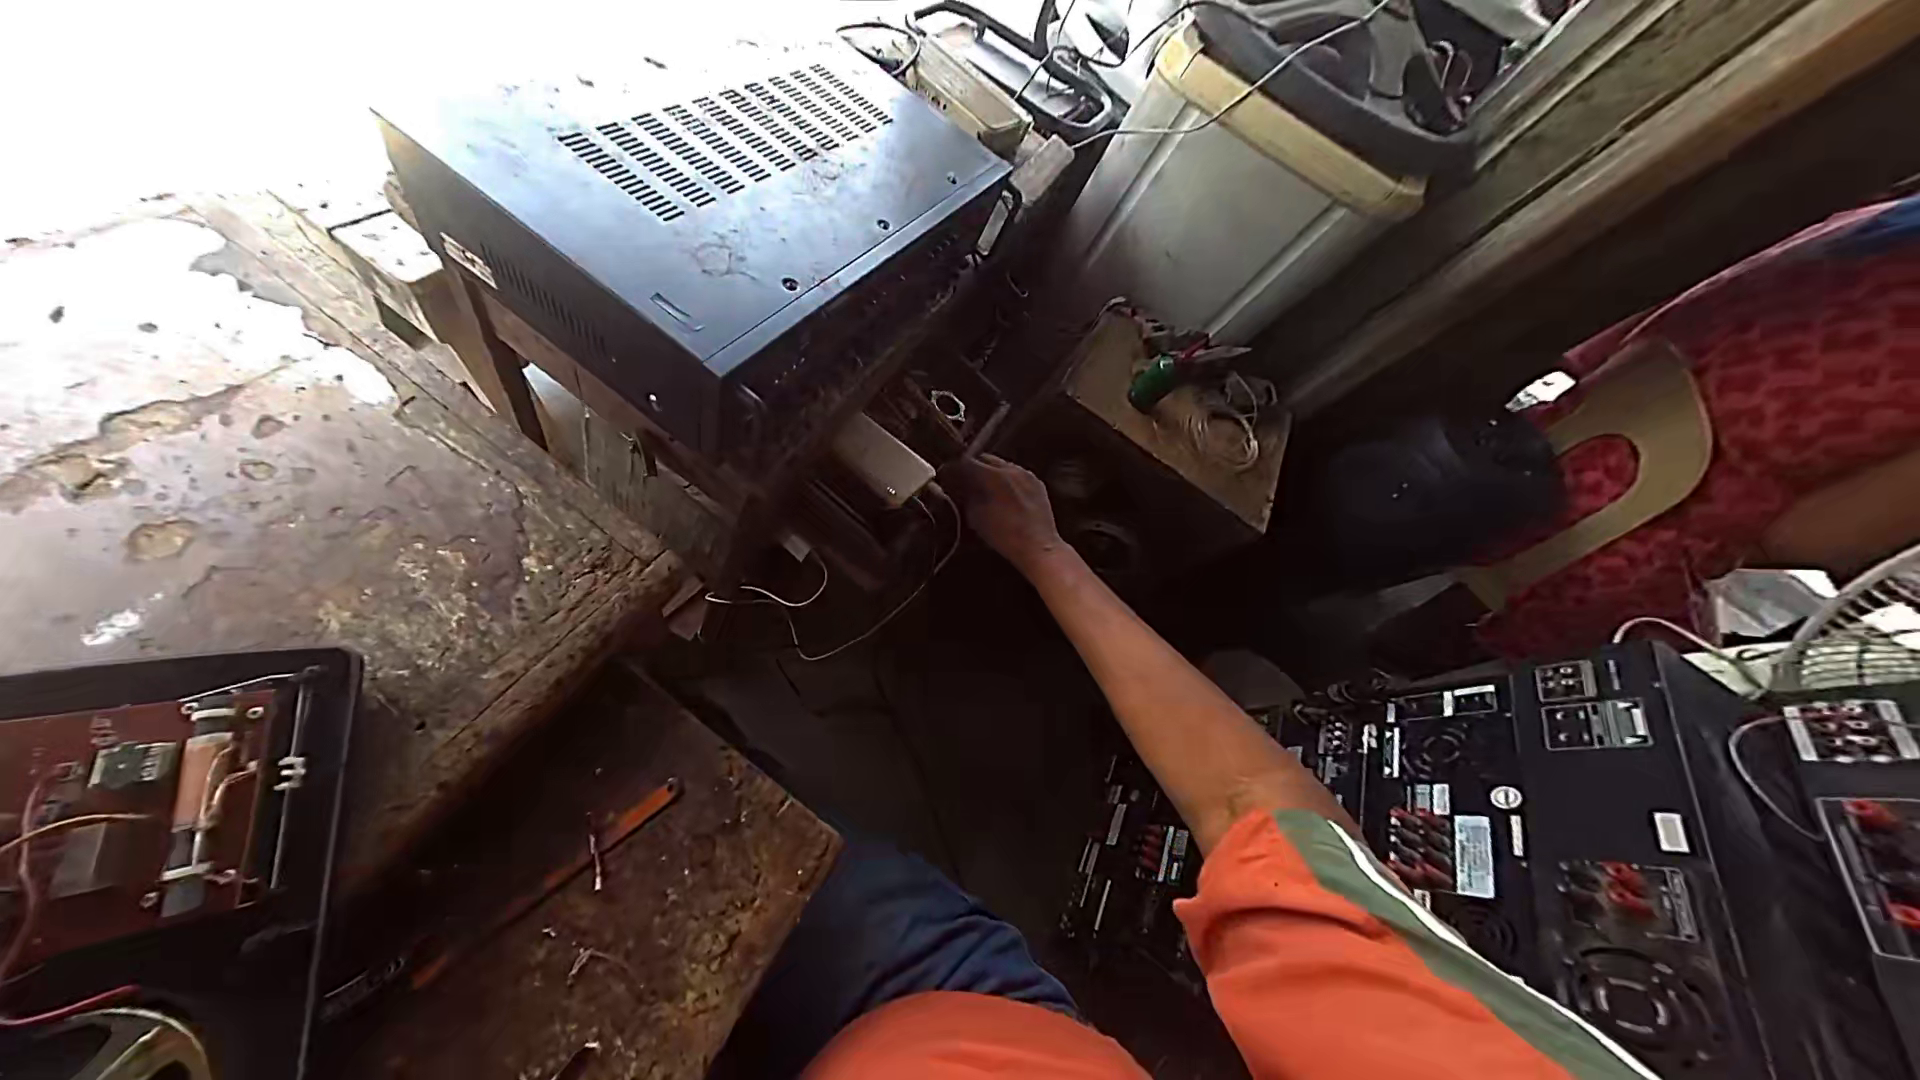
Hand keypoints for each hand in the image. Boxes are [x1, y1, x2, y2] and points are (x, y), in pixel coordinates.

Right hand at [940, 454, 1067, 576]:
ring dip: (990, 472)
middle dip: (972, 467)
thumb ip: (965, 497)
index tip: (948, 474)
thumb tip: (959, 487)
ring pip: (1002, 465)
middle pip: (985, 458)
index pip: (967, 461)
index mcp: (994, 475)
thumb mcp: (976, 517)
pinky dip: (1006, 479)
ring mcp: (1027, 475)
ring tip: (983, 487)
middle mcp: (1012, 469)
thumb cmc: (1005, 536)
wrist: (1038, 548)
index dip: (954, 468)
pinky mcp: (1037, 484)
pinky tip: (1002, 494)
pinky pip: (1016, 474)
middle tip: (964, 480)